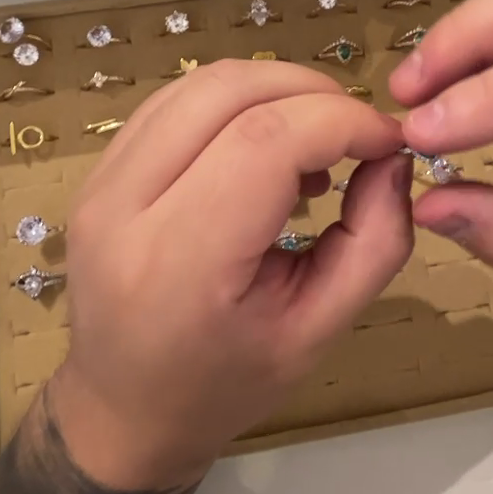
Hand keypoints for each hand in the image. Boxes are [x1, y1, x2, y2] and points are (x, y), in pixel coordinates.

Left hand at [49, 61, 412, 488]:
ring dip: (275, 90)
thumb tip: (393, 156)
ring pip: (199, 83)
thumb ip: (375, 242)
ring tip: (314, 143)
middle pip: (228, 92)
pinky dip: (237, 102)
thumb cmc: (224, 384)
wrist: (123, 410)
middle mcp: (124, 206)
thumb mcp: (319, 332)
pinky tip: (266, 146)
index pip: (265, 142)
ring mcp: (101, 180)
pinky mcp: (98, 170)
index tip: (389, 142)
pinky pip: (176, 101)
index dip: (342, 122)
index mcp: (180, 262)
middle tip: (357, 133)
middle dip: (312, 92)